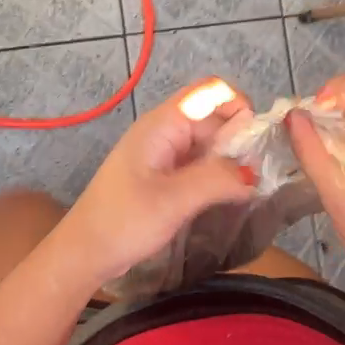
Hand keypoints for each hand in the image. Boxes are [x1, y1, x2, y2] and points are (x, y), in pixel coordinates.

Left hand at [52, 78, 256, 286]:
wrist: (84, 253)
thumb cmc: (123, 221)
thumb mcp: (174, 201)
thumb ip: (217, 180)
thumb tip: (256, 172)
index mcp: (163, 124)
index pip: (211, 91)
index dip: (240, 106)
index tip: (258, 142)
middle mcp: (165, 131)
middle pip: (214, 117)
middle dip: (240, 138)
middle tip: (260, 174)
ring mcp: (164, 154)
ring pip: (209, 143)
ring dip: (231, 160)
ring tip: (251, 188)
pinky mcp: (164, 177)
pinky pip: (199, 164)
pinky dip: (218, 174)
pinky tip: (231, 196)